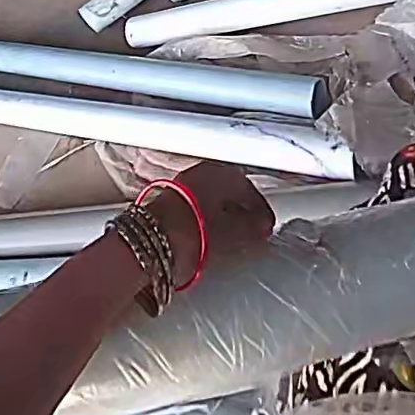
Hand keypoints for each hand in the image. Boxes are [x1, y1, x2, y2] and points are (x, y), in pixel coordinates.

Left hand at [143, 163, 274, 285]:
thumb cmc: (188, 233)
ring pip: (212, 196)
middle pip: (229, 189)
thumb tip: (261, 226)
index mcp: (220, 173)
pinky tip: (208, 233)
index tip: (267, 225)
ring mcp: (182, 184)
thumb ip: (252, 227)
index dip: (261, 210)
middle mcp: (200, 172)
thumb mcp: (230, 233)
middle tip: (254, 229)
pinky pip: (197, 204)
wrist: (147, 242)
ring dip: (224, 212)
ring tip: (232, 235)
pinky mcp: (167, 199)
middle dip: (243, 209)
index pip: (249, 188)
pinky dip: (207, 216)